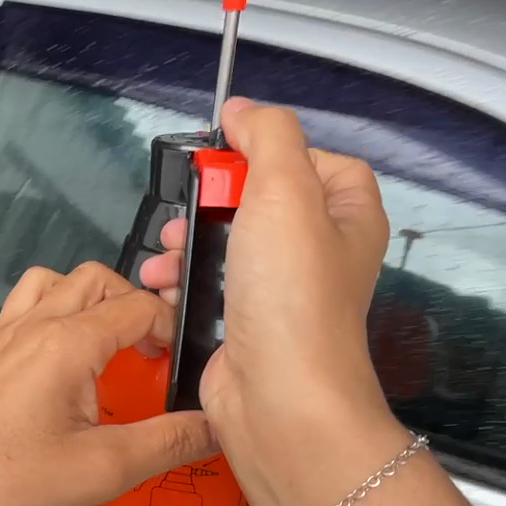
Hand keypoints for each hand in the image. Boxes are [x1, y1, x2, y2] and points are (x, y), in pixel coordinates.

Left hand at [0, 262, 216, 505]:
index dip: (169, 328)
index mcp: (65, 343)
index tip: (178, 364)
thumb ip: (168, 441)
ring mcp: (3, 336)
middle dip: (132, 303)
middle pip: (95, 279)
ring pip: (54, 283)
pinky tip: (64, 365)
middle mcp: (32, 325)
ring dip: (88, 300)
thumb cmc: (9, 483)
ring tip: (106, 345)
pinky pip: (25, 307)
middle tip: (148, 351)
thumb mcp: (103, 469)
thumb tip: (215, 425)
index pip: (136, 306)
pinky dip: (53, 314)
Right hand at [138, 99, 407, 505]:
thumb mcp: (285, 192)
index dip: (270, 153)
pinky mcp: (240, 322)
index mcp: (345, 216)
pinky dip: (179, 283)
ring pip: (222, 245)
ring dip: (182, 245)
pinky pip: (205, 286)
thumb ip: (267, 138)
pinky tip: (160, 288)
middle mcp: (315, 253)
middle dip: (208, 204)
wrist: (275, 396)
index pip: (315, 161)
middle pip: (256, 201)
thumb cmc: (291, 298)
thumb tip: (244, 110)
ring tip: (162, 257)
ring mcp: (276, 291)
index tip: (228, 158)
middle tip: (185, 212)